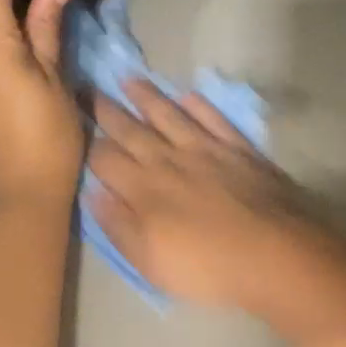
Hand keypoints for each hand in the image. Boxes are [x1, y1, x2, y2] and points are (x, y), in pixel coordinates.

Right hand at [88, 80, 343, 308]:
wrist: (275, 254)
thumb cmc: (206, 267)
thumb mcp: (149, 261)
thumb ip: (118, 225)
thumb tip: (93, 193)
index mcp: (143, 189)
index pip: (104, 158)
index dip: (86, 142)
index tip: (70, 124)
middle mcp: (169, 161)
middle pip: (131, 130)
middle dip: (105, 110)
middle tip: (86, 87)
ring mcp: (207, 151)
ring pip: (170, 116)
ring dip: (148, 97)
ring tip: (129, 79)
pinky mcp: (240, 150)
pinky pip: (215, 120)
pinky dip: (200, 106)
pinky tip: (189, 96)